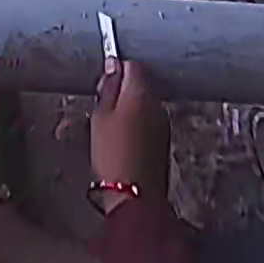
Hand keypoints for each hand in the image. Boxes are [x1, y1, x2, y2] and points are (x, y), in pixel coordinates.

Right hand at [90, 60, 168, 204]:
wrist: (134, 198)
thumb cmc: (112, 152)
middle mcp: (157, 104)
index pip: (132, 65)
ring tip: (107, 122)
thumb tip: (113, 65)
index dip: (116, 68)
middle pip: (139, 83)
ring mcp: (163, 123)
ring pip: (143, 101)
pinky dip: (135, 119)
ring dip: (127, 104)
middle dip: (121, 87)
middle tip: (101, 104)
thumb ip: (109, 87)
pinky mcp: (163, 140)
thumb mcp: (100, 115)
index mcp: (141, 93)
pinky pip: (148, 118)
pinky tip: (120, 136)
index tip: (102, 82)